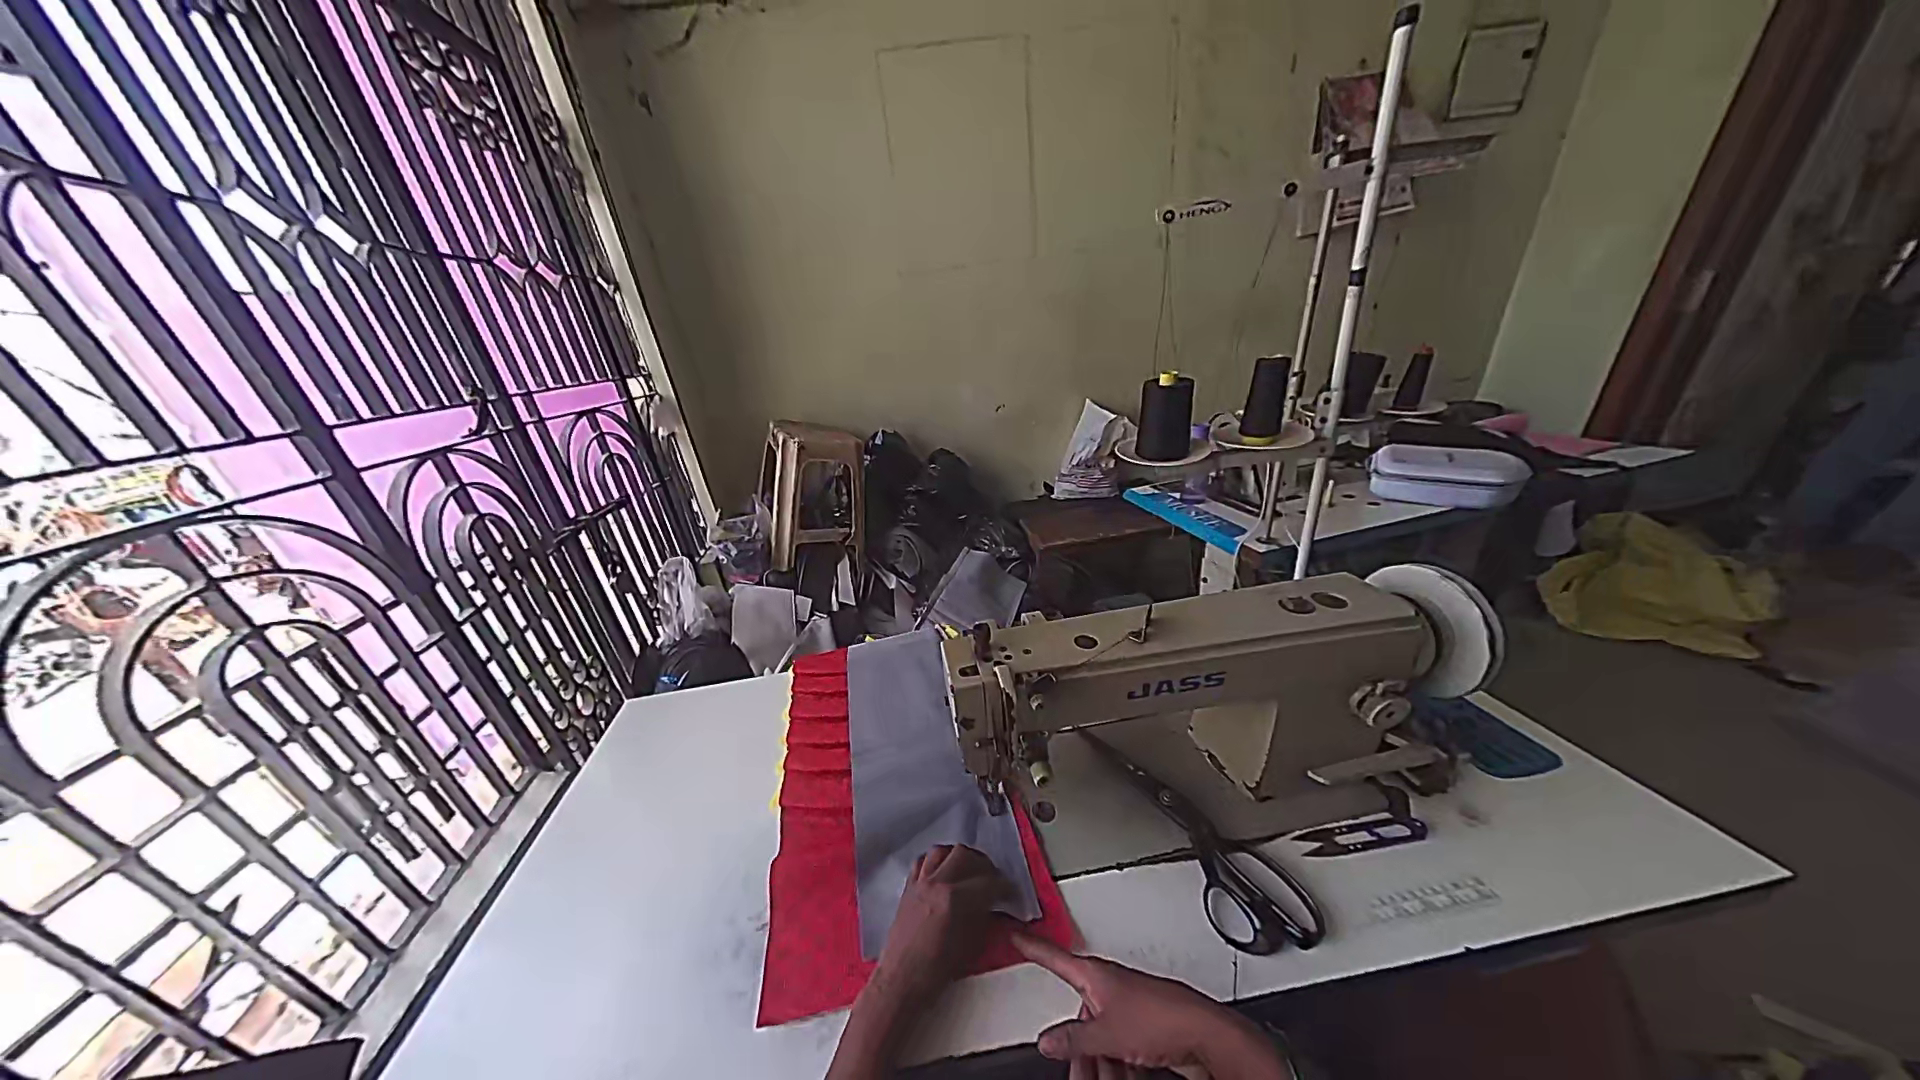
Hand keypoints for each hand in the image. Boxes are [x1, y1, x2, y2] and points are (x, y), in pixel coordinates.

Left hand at [828, 846, 1008, 1079]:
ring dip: (957, 857)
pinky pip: (922, 861)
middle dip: (983, 864)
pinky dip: (935, 862)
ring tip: (967, 870)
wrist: (901, 981)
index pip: (987, 882)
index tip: (1009, 891)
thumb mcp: (970, 946)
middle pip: (964, 855)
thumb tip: (994, 903)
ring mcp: (919, 883)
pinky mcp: (908, 887)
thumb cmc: (937, 971)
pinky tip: (942, 873)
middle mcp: (936, 883)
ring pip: (941, 851)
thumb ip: (983, 918)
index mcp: (954, 899)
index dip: (1003, 886)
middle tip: (991, 877)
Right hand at [1013, 933, 1290, 1079]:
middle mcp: (1107, 987)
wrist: (1203, 1033)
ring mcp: (1125, 1006)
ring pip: (1098, 1037)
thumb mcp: (1107, 1033)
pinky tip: (1123, 1074)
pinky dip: (1116, 1064)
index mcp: (1094, 975)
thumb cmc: (1162, 1017)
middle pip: (1077, 1016)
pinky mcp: (1141, 1027)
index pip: (1052, 955)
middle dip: (1075, 1048)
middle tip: (1076, 1071)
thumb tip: (1048, 1040)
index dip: (1030, 944)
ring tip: (1102, 1077)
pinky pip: (1117, 1047)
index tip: (1013, 932)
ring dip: (1097, 1063)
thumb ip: (1073, 1038)